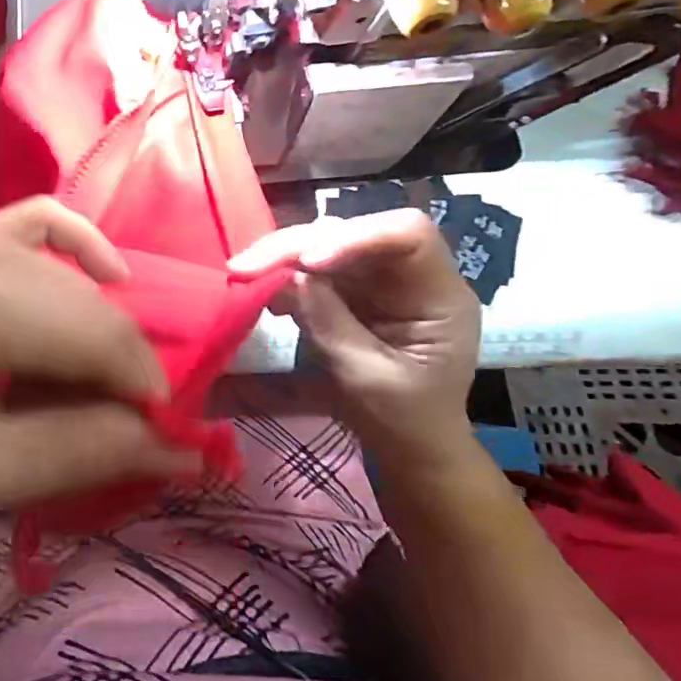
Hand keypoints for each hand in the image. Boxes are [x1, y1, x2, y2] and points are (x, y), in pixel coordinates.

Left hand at [0, 197, 202, 517]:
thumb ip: (83, 454)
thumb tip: (181, 451)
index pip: (99, 336)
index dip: (145, 388)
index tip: (158, 439)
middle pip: (87, 303)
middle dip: (122, 364)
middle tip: (126, 424)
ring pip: (66, 270)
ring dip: (98, 323)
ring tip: (96, 380)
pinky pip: (33, 222)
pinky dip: (75, 249)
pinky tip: (100, 278)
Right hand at [228, 208, 480, 468]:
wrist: (410, 448)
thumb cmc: (405, 422)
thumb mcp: (369, 380)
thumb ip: (332, 327)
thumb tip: (290, 278)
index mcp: (439, 296)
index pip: (409, 236)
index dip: (358, 237)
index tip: (308, 263)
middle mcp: (409, 275)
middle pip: (355, 232)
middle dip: (298, 245)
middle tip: (244, 268)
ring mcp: (377, 279)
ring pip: (327, 243)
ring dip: (281, 255)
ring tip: (242, 275)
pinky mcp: (351, 289)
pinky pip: (312, 266)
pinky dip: (281, 272)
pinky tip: (256, 288)